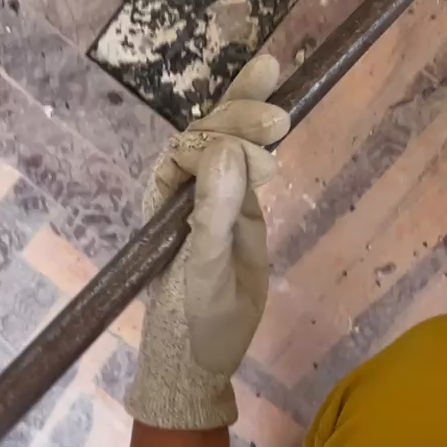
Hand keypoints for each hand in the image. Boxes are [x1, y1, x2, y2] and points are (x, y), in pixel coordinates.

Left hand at [126, 55, 290, 429]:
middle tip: (280, 112)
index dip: (230, 130)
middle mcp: (185, 186)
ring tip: (275, 88)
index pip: (194, 146)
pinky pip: (246, 161)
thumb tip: (228, 148)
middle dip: (242, 115)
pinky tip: (275, 114)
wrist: (201, 358)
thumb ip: (214, 211)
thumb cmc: (193, 319)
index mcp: (166, 196)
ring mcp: (212, 193)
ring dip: (249, 113)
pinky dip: (260, 137)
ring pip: (228, 140)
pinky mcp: (236, 205)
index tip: (272, 128)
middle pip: (210, 133)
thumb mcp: (205, 269)